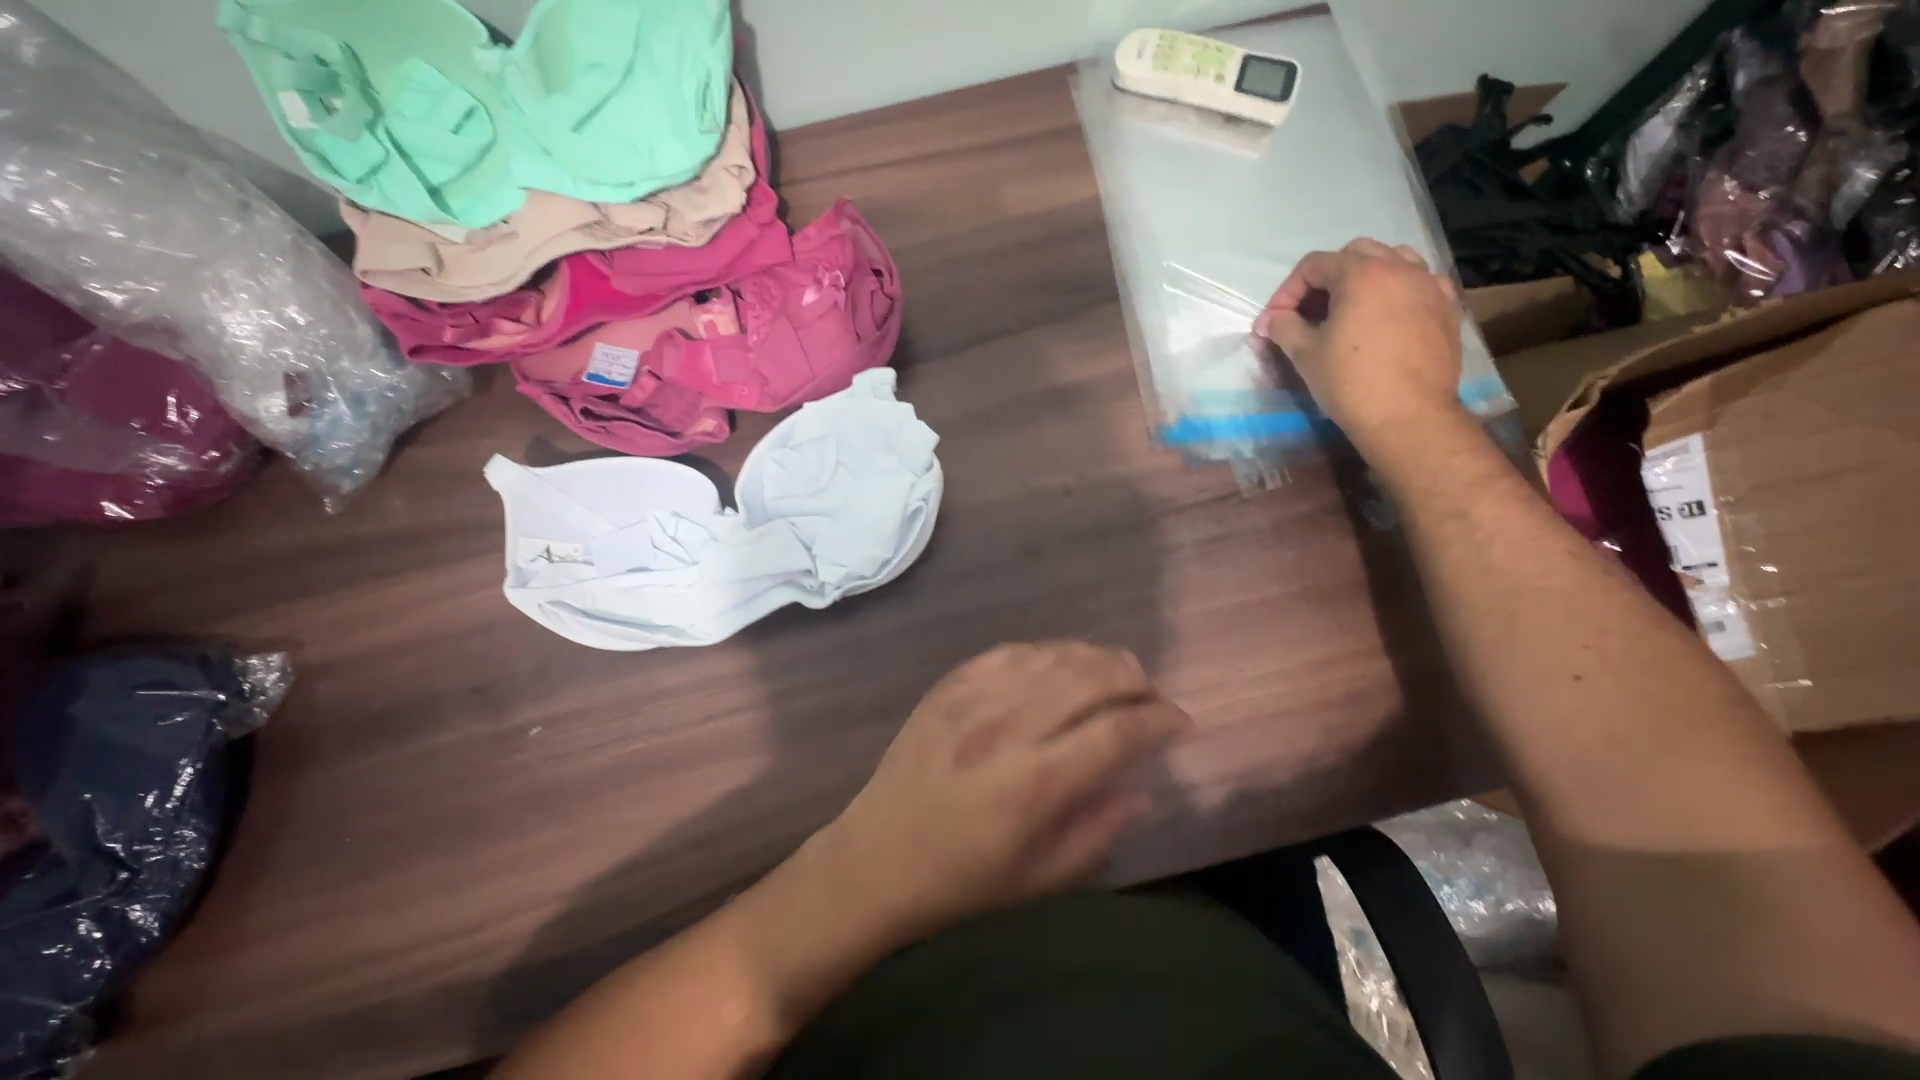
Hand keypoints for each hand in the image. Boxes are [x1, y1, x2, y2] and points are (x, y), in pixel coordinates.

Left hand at [810, 642, 1191, 942]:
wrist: (879, 856)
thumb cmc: (965, 879)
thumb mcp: (1044, 878)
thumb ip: (1101, 829)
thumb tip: (1143, 787)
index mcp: (1036, 782)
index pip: (1119, 731)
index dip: (1161, 720)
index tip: (1181, 723)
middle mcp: (1009, 726)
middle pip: (1092, 676)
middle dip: (1136, 680)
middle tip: (1152, 696)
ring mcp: (974, 698)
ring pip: (1055, 654)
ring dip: (1097, 659)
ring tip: (1117, 676)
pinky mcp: (949, 685)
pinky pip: (1012, 651)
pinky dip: (1048, 653)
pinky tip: (1061, 668)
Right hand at [1252, 238, 1464, 453]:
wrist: (1408, 416)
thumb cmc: (1350, 382)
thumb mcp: (1305, 354)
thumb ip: (1284, 327)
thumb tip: (1271, 320)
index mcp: (1361, 273)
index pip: (1314, 265)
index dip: (1287, 291)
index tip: (1275, 321)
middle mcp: (1399, 268)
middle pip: (1355, 254)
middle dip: (1327, 278)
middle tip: (1311, 311)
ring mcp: (1429, 286)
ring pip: (1394, 260)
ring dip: (1367, 276)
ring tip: (1353, 306)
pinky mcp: (1447, 308)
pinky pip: (1421, 283)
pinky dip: (1400, 291)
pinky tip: (1390, 315)